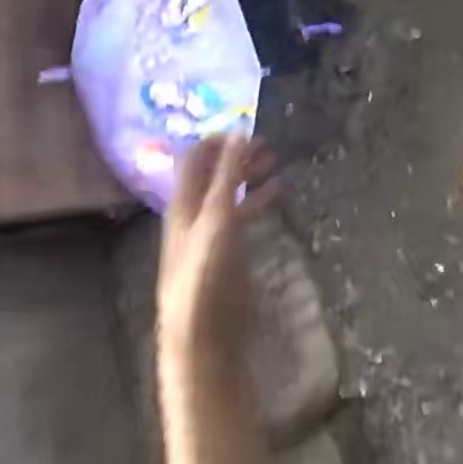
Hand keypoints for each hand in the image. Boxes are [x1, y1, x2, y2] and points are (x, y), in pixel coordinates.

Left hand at [158, 135, 274, 354]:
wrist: (203, 335)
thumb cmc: (206, 275)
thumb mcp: (216, 220)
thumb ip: (226, 176)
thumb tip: (237, 132)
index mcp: (183, 203)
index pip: (194, 158)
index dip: (217, 139)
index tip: (248, 128)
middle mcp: (194, 212)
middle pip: (212, 172)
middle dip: (236, 152)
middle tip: (267, 141)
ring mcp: (211, 230)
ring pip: (229, 190)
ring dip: (248, 171)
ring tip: (275, 158)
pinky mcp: (228, 248)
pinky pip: (243, 212)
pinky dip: (258, 196)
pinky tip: (278, 189)